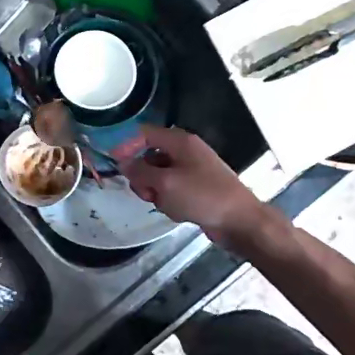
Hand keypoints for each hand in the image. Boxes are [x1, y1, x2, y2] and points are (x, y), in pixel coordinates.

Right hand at [120, 125, 275, 248]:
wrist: (238, 220)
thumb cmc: (202, 196)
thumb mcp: (165, 183)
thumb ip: (140, 171)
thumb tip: (123, 162)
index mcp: (180, 141)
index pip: (145, 134)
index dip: (127, 146)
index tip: (115, 164)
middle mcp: (185, 152)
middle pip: (150, 157)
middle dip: (144, 178)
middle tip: (149, 193)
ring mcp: (192, 171)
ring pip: (159, 178)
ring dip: (157, 193)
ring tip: (169, 205)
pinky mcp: (196, 189)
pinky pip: (172, 191)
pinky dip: (170, 201)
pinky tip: (179, 212)